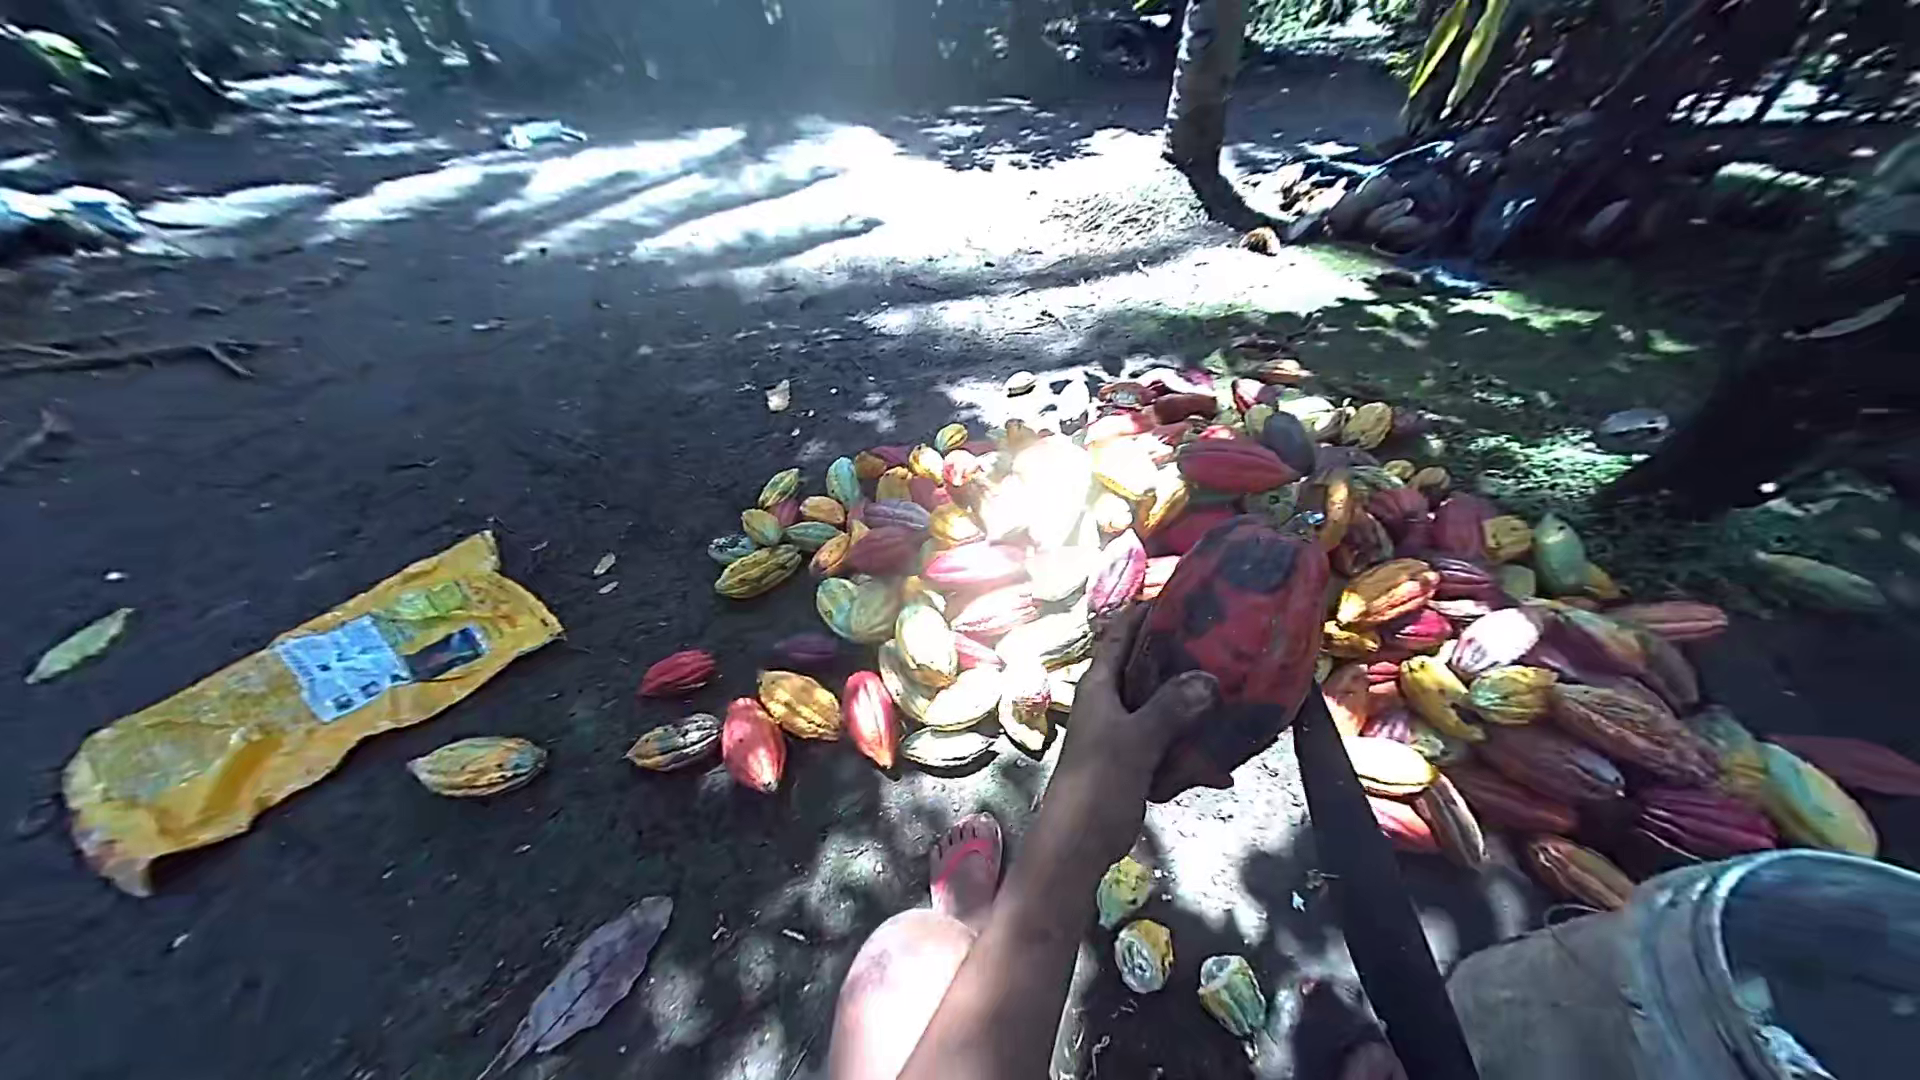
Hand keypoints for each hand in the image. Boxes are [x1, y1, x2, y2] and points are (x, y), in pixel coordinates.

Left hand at [1061, 605, 1225, 804]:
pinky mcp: (1131, 760)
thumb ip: (1170, 708)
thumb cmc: (1098, 782)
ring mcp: (1119, 731)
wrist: (1078, 843)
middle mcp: (1108, 702)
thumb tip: (1207, 677)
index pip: (1116, 636)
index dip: (1140, 614)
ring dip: (1189, 705)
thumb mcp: (1136, 741)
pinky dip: (1189, 749)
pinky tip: (1222, 764)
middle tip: (1220, 647)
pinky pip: (1166, 743)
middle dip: (1177, 658)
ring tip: (1231, 697)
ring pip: (1159, 707)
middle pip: (1143, 668)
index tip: (1176, 599)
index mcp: (1099, 686)